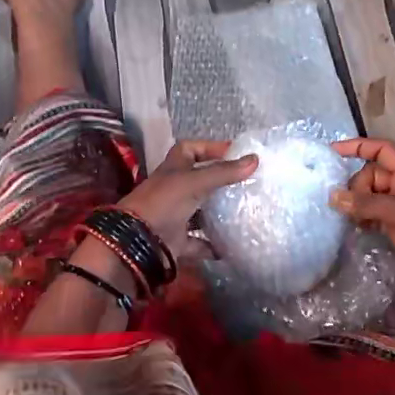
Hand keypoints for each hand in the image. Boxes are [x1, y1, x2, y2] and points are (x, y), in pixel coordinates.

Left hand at [117, 141, 258, 257]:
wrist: (138, 241)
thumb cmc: (163, 202)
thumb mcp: (194, 182)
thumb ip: (223, 172)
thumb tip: (256, 160)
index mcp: (173, 170)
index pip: (190, 149)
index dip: (211, 148)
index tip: (235, 153)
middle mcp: (174, 190)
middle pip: (199, 181)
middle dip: (221, 182)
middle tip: (247, 183)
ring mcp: (175, 216)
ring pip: (201, 213)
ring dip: (219, 214)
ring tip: (245, 212)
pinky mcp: (178, 241)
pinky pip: (200, 243)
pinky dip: (214, 246)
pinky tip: (232, 247)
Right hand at [329, 138, 394, 274]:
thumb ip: (367, 204)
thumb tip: (334, 197)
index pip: (381, 150)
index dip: (359, 146)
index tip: (334, 151)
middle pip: (369, 175)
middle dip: (355, 186)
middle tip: (350, 205)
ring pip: (367, 195)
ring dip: (355, 203)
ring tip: (349, 216)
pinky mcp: (392, 224)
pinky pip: (369, 213)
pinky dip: (360, 217)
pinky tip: (354, 225)